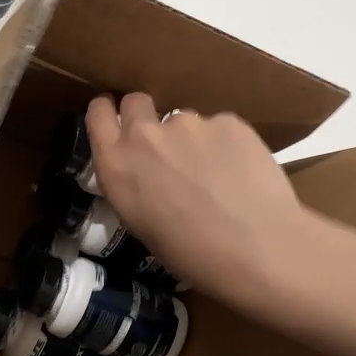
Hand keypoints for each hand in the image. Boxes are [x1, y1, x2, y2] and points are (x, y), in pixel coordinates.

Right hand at [84, 93, 336, 313]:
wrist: (257, 249)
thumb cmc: (191, 255)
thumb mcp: (140, 224)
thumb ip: (134, 184)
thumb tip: (147, 174)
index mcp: (116, 164)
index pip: (98, 113)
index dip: (107, 113)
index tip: (117, 121)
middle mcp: (146, 135)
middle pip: (136, 101)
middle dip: (145, 115)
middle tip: (163, 147)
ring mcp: (189, 122)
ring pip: (184, 121)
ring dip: (191, 139)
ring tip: (215, 173)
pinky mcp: (229, 121)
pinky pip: (220, 128)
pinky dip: (226, 145)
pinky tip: (241, 173)